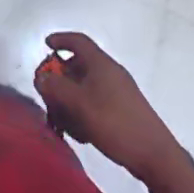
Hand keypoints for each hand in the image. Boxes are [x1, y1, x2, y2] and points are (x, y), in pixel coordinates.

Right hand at [33, 32, 181, 180]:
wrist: (152, 152)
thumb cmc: (114, 123)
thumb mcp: (80, 105)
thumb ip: (57, 88)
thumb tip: (41, 76)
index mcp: (101, 64)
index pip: (79, 41)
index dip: (61, 39)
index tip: (45, 44)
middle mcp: (109, 72)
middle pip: (78, 66)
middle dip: (60, 81)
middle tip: (48, 99)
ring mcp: (116, 90)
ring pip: (84, 88)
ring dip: (70, 102)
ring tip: (65, 124)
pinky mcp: (120, 108)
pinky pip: (94, 103)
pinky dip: (82, 113)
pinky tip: (82, 134)